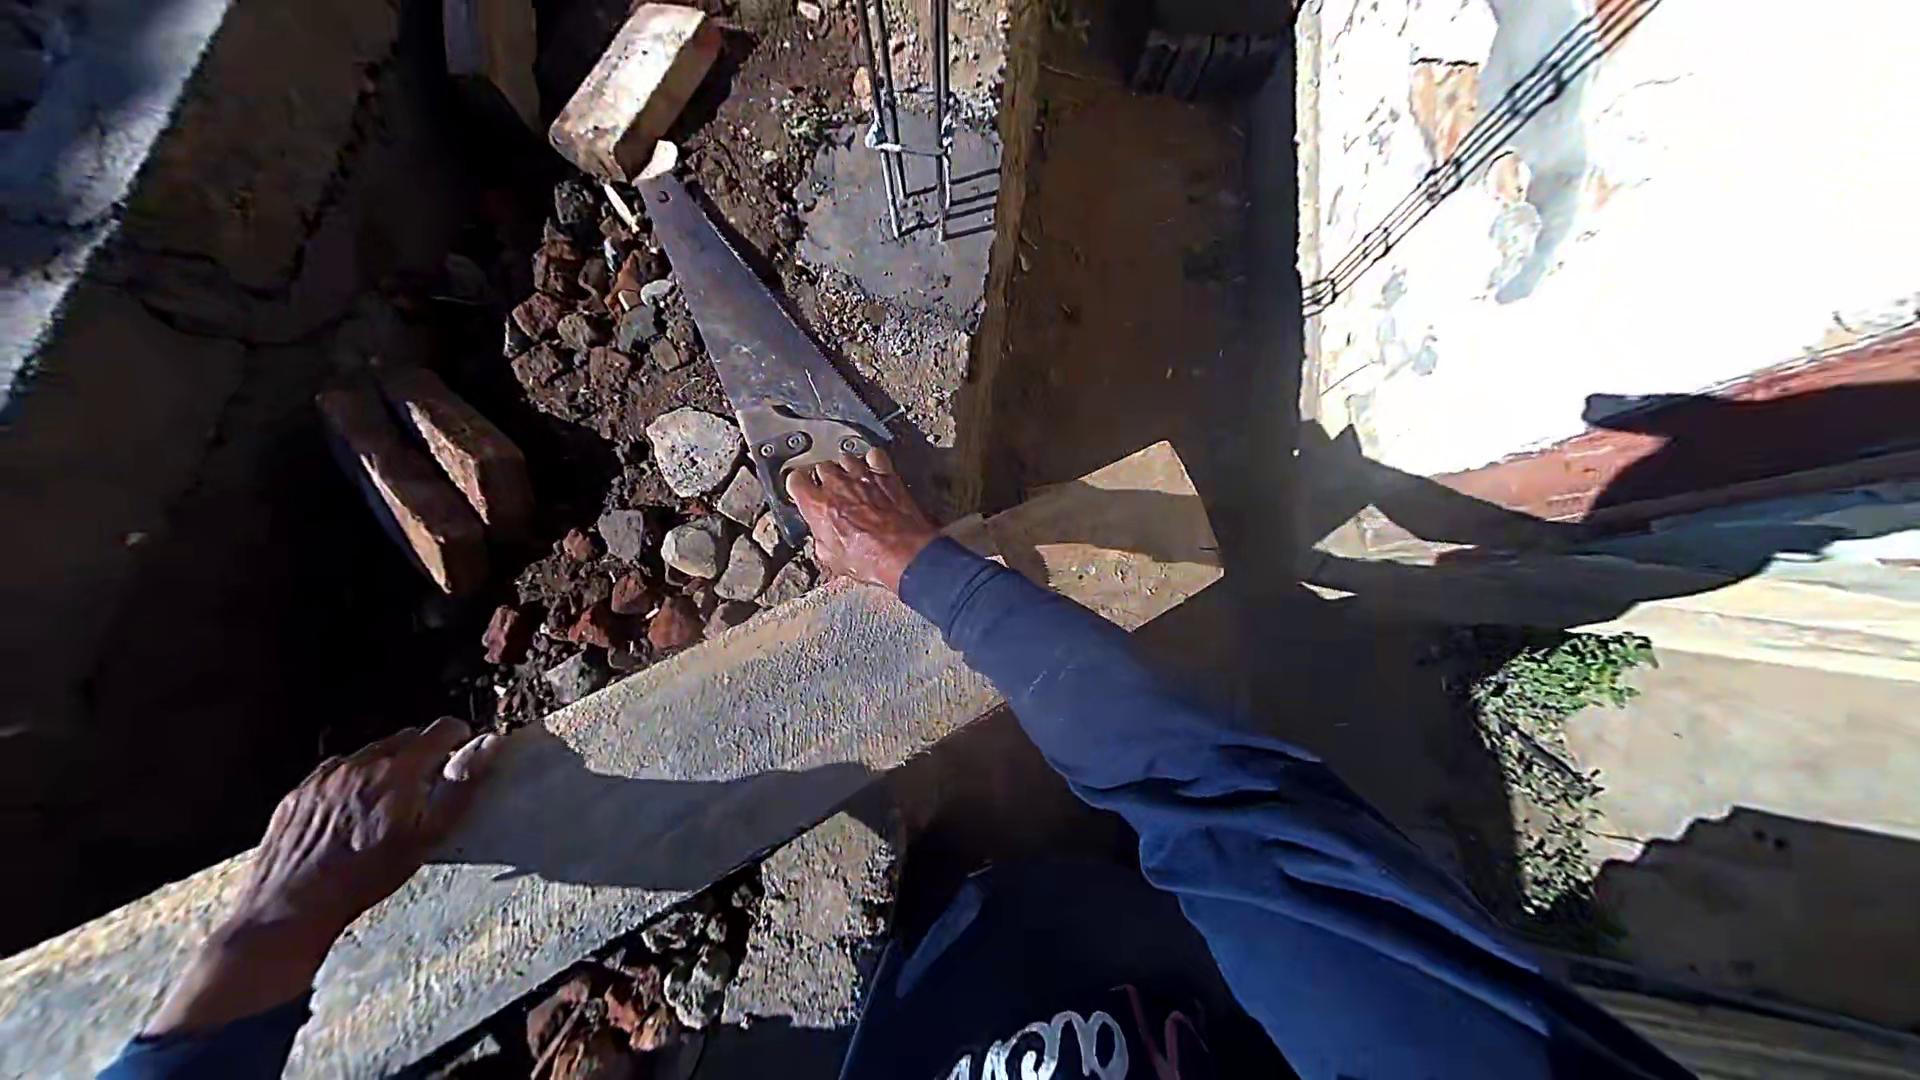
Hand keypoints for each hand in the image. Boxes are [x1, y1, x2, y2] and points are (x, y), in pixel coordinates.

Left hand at [147, 719, 503, 1034]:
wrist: (278, 920)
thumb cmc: (367, 880)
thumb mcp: (428, 836)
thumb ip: (463, 785)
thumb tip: (491, 743)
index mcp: (392, 769)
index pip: (441, 730)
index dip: (463, 738)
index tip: (473, 754)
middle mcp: (355, 764)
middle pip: (406, 738)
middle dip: (429, 752)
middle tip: (438, 782)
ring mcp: (319, 780)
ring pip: (371, 754)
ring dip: (392, 766)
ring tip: (398, 800)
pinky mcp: (295, 797)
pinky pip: (338, 774)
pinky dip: (357, 781)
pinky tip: (358, 811)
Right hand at [786, 447, 937, 593]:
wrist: (904, 552)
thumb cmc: (871, 558)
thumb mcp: (833, 560)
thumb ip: (821, 540)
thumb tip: (822, 538)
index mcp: (817, 505)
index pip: (795, 480)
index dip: (798, 485)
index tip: (802, 489)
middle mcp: (837, 485)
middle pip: (822, 467)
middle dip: (825, 478)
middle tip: (832, 492)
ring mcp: (862, 477)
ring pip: (846, 458)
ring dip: (847, 468)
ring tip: (852, 481)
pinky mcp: (885, 474)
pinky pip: (874, 455)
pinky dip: (872, 460)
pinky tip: (874, 470)